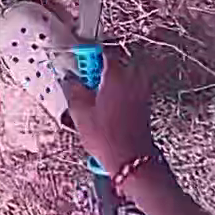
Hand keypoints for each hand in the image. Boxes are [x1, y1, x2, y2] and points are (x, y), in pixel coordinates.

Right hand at [62, 51, 159, 173]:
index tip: (80, 57)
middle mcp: (133, 82)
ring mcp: (141, 94)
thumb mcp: (80, 112)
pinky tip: (106, 102)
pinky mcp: (143, 107)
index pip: (104, 54)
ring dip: (112, 78)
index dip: (89, 55)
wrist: (130, 160)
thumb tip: (71, 81)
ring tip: (96, 87)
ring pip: (127, 76)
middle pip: (119, 63)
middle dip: (102, 66)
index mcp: (117, 77)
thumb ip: (74, 90)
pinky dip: (119, 91)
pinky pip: (131, 90)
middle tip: (87, 72)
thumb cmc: (108, 137)